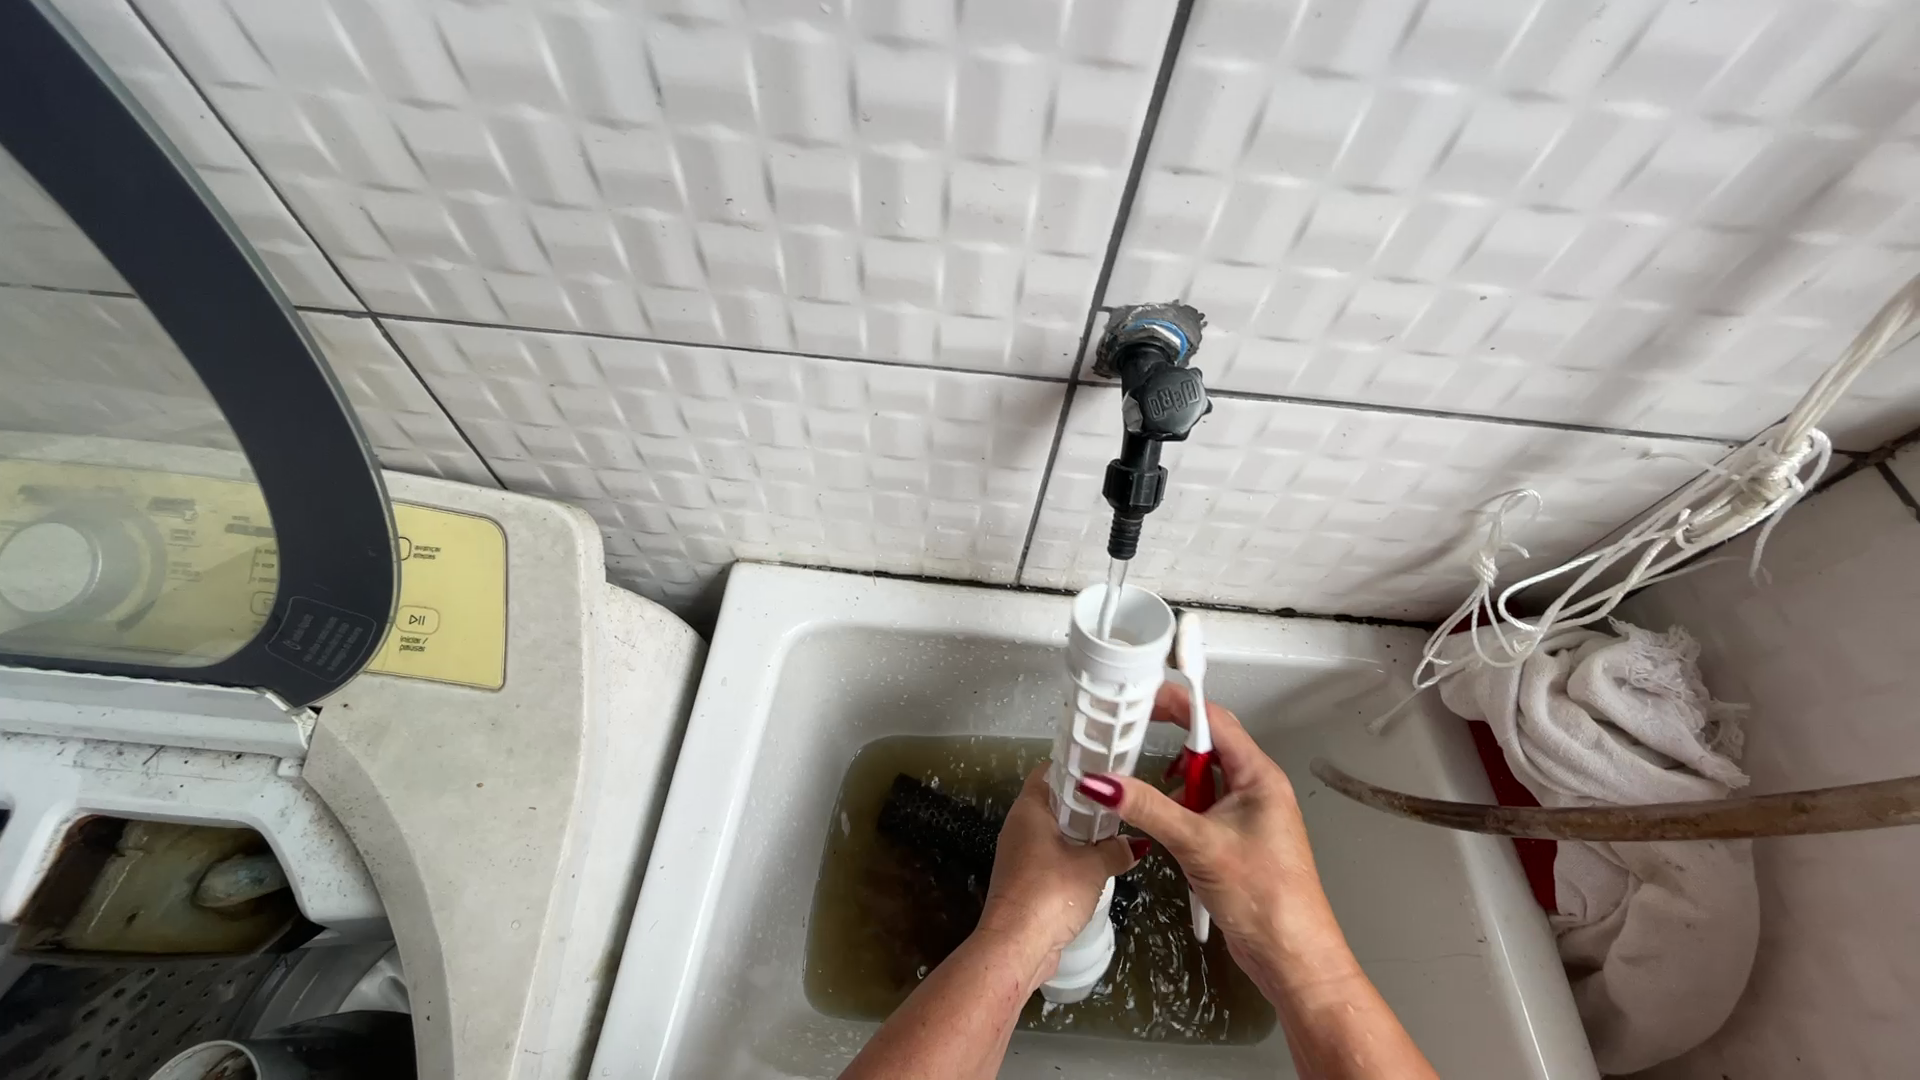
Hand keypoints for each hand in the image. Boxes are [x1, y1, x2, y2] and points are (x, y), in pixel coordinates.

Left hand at [977, 767, 1145, 984]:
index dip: (1077, 770)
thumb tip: (1135, 844)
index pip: (1050, 773)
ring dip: (1079, 835)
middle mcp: (1019, 824)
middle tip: (1117, 807)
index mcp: (1029, 808)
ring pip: (1053, 832)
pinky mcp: (1023, 878)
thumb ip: (1116, 850)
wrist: (1015, 945)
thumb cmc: (1050, 892)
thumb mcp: (1093, 868)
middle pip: (1054, 803)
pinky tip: (1095, 866)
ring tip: (1113, 836)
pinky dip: (1071, 857)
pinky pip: (1050, 856)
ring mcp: (1018, 852)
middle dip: (1084, 806)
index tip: (1105, 775)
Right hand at [1073, 684, 1354, 993]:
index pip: (1214, 721)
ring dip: (1174, 775)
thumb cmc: (1264, 897)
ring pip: (1203, 776)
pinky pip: (1202, 804)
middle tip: (1132, 729)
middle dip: (1170, 736)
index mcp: (1259, 776)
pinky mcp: (1236, 838)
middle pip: (1208, 744)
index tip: (1143, 696)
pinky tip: (1161, 815)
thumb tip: (1102, 782)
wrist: (1293, 958)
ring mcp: (1247, 814)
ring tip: (1142, 775)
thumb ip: (1148, 808)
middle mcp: (1256, 788)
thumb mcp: (1198, 843)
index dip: (1178, 703)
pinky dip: (1178, 802)